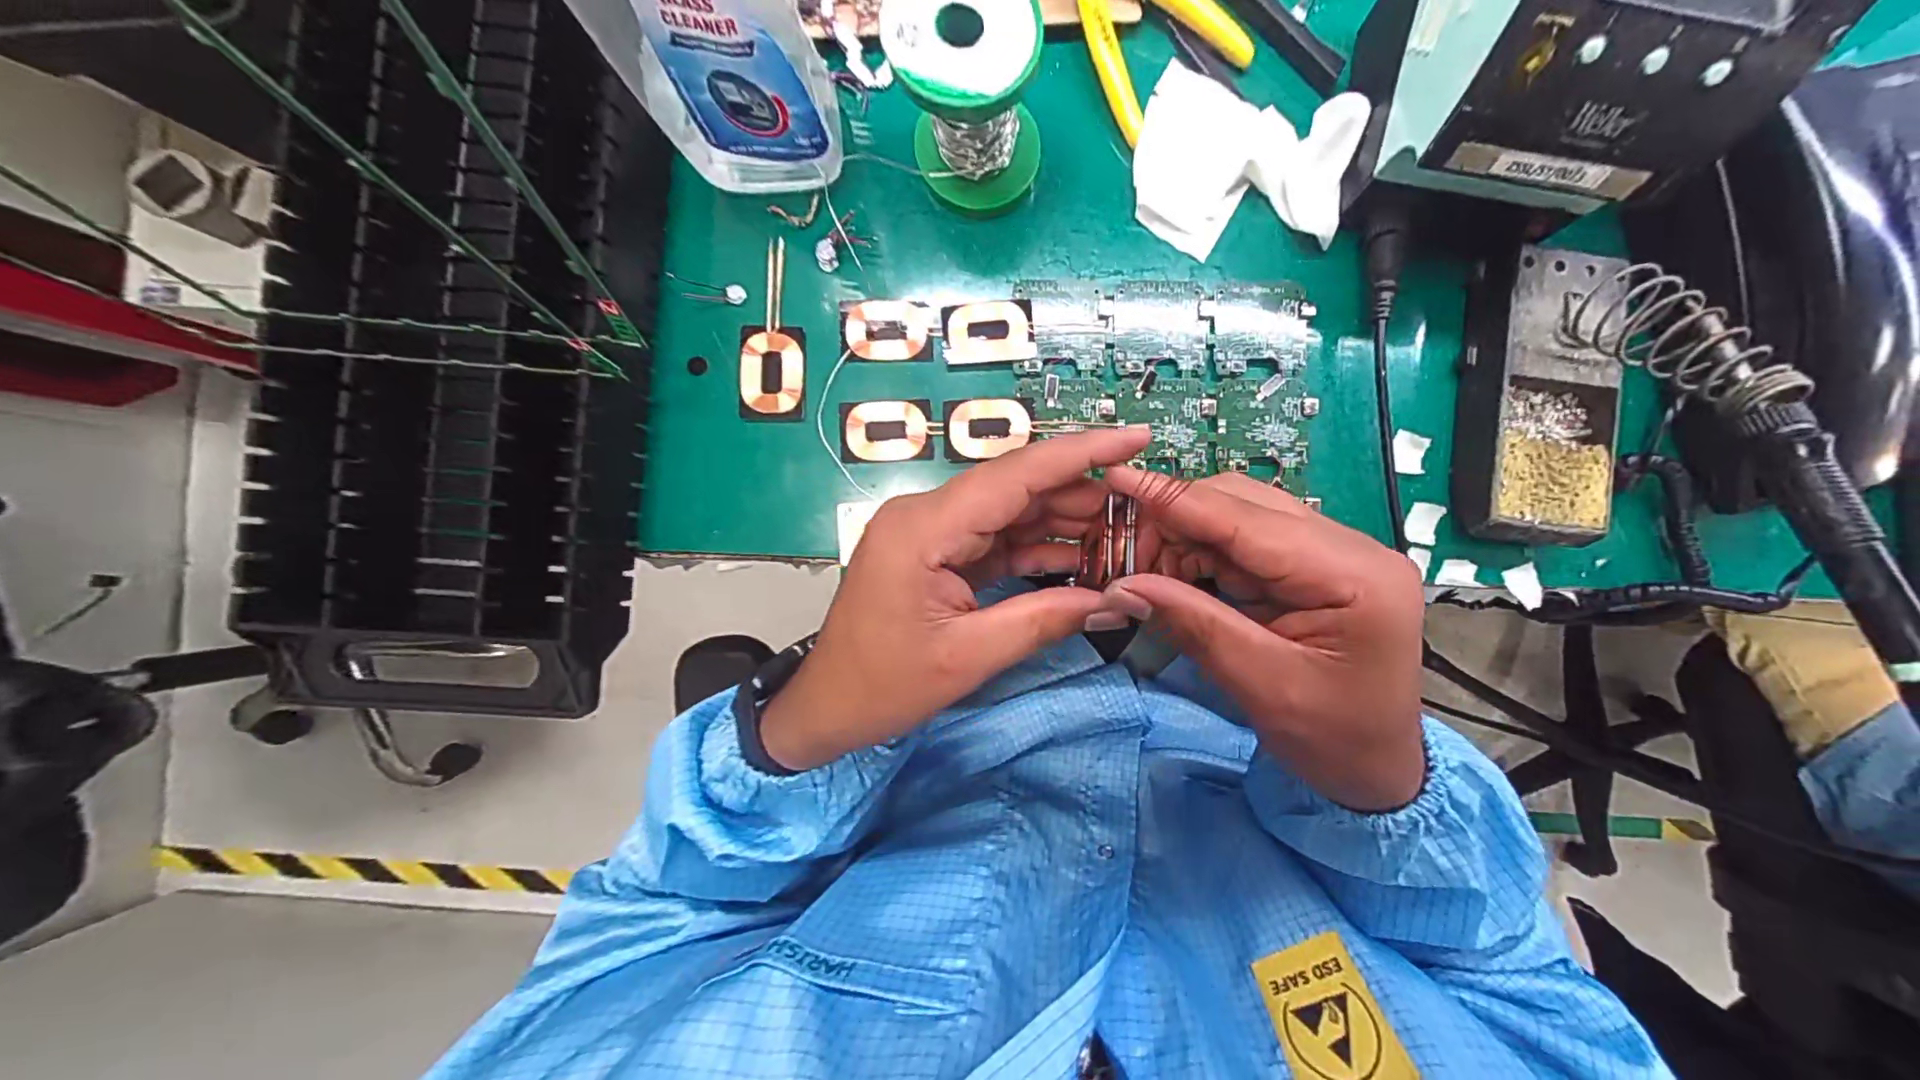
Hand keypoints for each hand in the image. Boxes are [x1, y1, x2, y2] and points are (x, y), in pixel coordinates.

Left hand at [760, 427, 1154, 770]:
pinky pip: (994, 539)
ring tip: (1121, 534)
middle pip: (1016, 489)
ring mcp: (929, 532)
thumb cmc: (882, 685)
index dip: (1081, 452)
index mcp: (923, 527)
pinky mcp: (935, 553)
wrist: (827, 707)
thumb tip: (1113, 602)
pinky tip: (1078, 556)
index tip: (1136, 434)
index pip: (1014, 475)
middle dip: (1081, 495)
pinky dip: (1035, 547)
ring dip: (1062, 522)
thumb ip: (1043, 620)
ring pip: (1009, 512)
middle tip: (1142, 509)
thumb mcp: (968, 657)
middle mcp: (925, 515)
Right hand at [1100, 469, 1426, 809]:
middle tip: (1118, 553)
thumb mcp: (1260, 684)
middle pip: (1242, 503)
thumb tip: (1122, 585)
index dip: (1176, 498)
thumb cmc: (1333, 737)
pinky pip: (1240, 542)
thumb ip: (1193, 623)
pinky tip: (1170, 575)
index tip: (1118, 479)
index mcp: (1353, 574)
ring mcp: (1329, 554)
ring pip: (1235, 517)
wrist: (1376, 769)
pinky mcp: (1307, 567)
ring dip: (1180, 536)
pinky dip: (1197, 553)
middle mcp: (1347, 548)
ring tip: (1140, 569)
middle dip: (1173, 520)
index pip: (1247, 519)